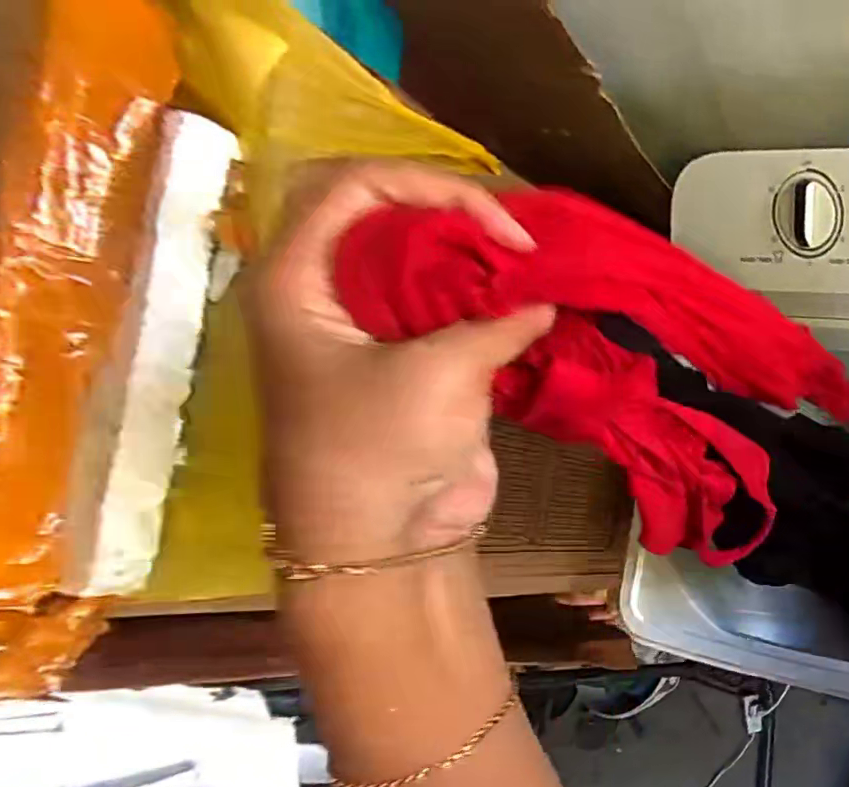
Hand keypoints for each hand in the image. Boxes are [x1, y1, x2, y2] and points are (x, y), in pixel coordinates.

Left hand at [246, 160, 553, 562]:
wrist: (388, 537)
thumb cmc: (379, 447)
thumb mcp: (436, 375)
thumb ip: (494, 328)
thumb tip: (547, 303)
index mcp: (301, 279)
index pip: (355, 188)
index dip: (430, 187)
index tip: (499, 226)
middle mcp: (336, 297)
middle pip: (395, 224)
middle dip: (461, 224)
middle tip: (522, 243)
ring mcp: (384, 336)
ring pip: (432, 275)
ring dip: (484, 271)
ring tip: (536, 272)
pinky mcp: (427, 372)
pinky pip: (462, 324)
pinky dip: (499, 316)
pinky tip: (536, 314)